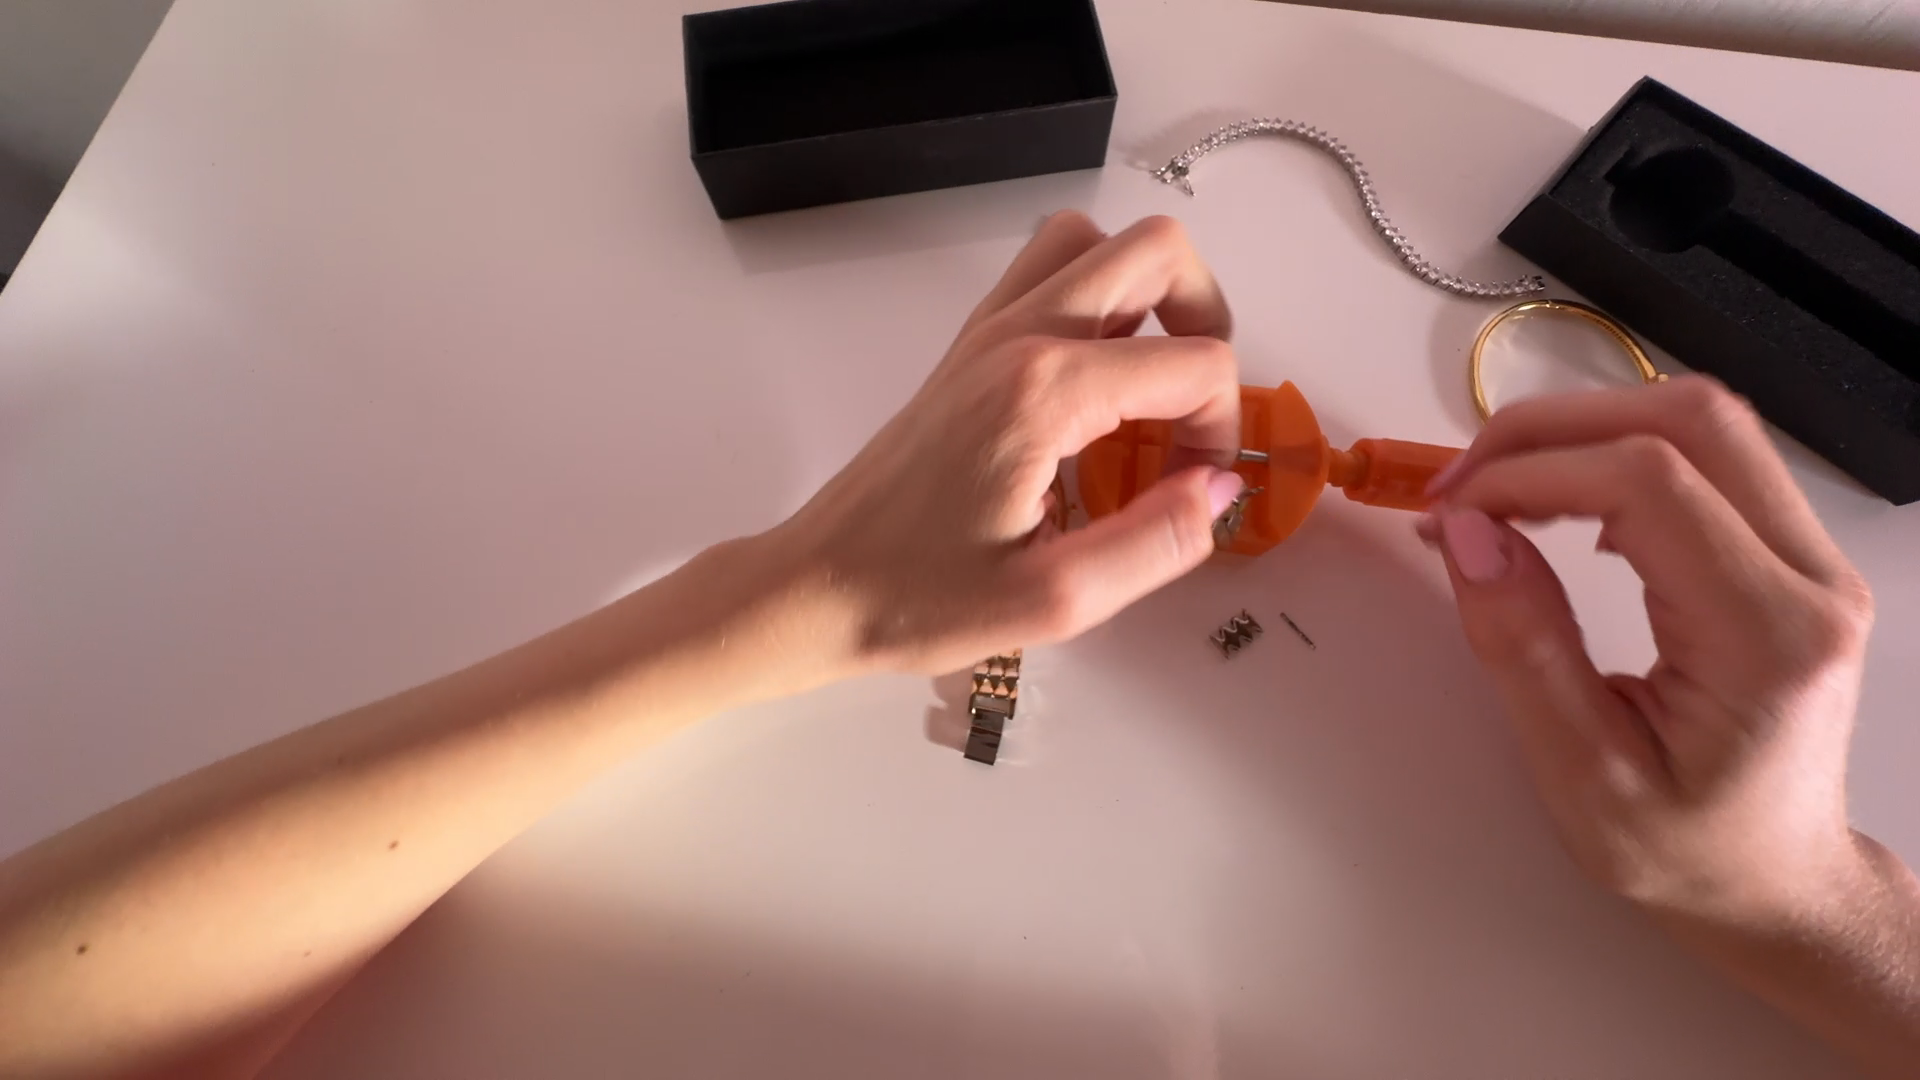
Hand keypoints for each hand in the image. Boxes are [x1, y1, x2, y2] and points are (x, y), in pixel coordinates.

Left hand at [776, 211, 1246, 676]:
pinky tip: (1089, 386)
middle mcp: (1015, 336)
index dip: (1220, 428)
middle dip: (1205, 321)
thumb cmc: (923, 600)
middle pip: (1153, 252)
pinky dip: (1091, 302)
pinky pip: (1042, 276)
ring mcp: (982, 334)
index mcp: (1044, 391)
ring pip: (1090, 244)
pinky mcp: (963, 352)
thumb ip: (1156, 542)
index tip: (1191, 489)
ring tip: (1147, 381)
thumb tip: (1219, 485)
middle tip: (1191, 410)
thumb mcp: (1054, 599)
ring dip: (1145, 295)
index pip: (1194, 363)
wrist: (819, 585)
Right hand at [1423, 375, 1874, 920]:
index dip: (1523, 476)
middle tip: (1457, 487)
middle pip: (1685, 417)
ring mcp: (1803, 554)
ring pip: (1691, 420)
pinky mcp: (1774, 551)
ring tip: (1487, 495)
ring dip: (1567, 436)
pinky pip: (1688, 457)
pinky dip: (1592, 457)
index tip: (1445, 518)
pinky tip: (1541, 509)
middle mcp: (1809, 572)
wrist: (1772, 876)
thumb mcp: (1577, 766)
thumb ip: (1521, 643)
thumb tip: (1465, 532)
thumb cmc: (1674, 842)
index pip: (1647, 482)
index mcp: (1766, 631)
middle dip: (1544, 430)